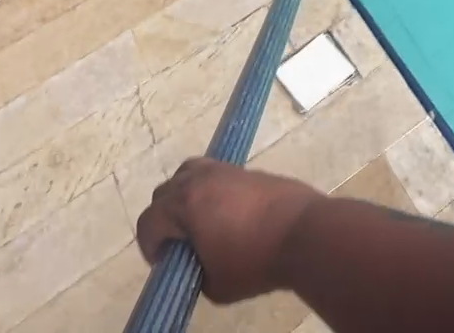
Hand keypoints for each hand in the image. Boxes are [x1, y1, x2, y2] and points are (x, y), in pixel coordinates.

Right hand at [136, 158, 322, 302]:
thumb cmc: (255, 260)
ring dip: (185, 196)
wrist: (304, 231)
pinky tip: (225, 214)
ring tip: (199, 223)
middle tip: (181, 244)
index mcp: (186, 203)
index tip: (165, 263)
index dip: (151, 246)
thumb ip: (194, 271)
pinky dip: (210, 189)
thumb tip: (196, 262)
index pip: (150, 220)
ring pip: (190, 173)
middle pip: (166, 192)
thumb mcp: (214, 284)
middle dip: (165, 219)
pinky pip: (215, 173)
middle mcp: (202, 178)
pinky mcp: (248, 169)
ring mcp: (226, 169)